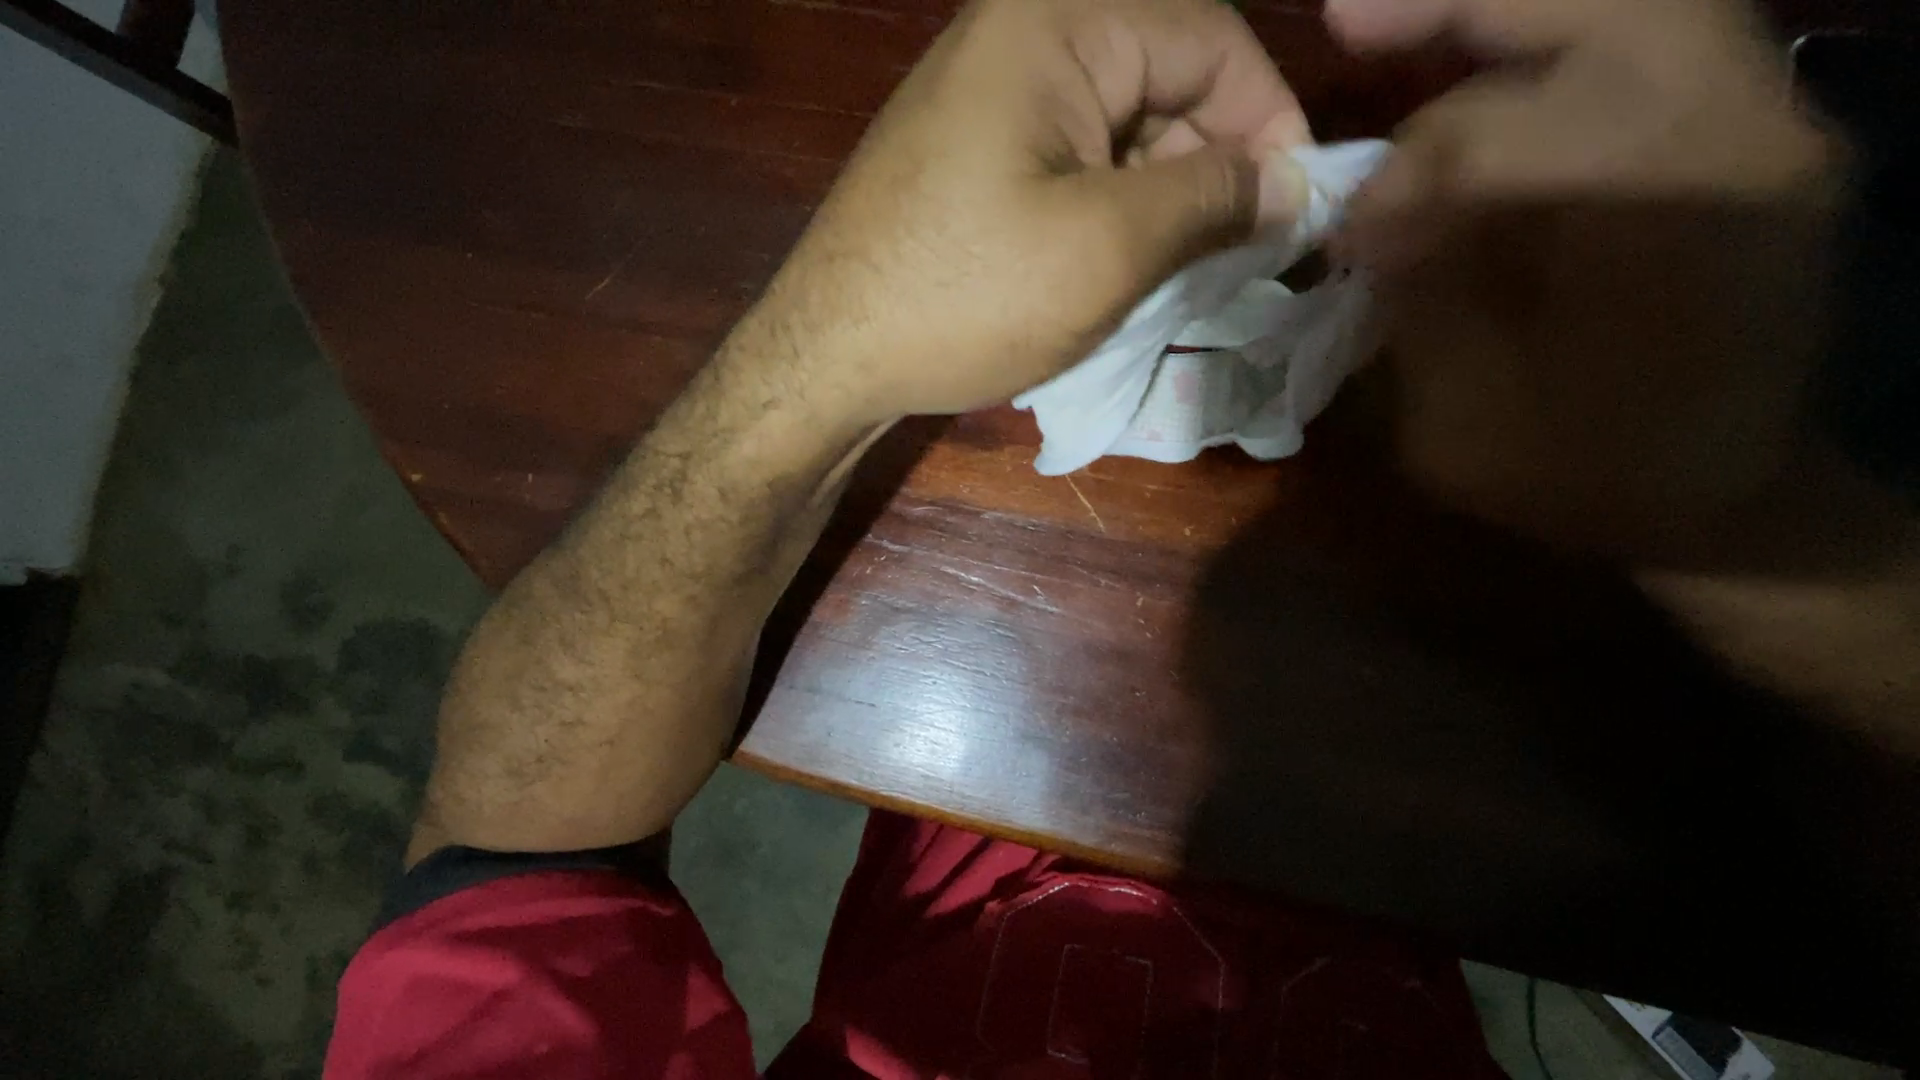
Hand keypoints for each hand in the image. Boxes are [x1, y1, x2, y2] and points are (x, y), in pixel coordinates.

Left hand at [729, 0, 1311, 423]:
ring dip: (1160, 194)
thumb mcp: (1107, 248)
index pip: (1210, 36)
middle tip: (1235, 253)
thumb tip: (1290, 182)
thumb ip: (1212, 198)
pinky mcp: (968, 153)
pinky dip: (1108, 207)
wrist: (828, 356)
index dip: (1269, 119)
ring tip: (1176, 272)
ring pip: (1117, 126)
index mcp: (1056, 22)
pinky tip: (1115, 265)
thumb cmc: (965, 297)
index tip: (1294, 208)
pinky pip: (1067, 160)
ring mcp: (985, 95)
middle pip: (1162, 76)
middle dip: (1212, 162)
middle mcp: (1017, 35)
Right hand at [1328, 0, 1848, 561]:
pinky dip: (1540, 45)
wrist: (1721, 493)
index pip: (1524, 141)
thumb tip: (1370, 217)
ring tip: (1386, 29)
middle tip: (1346, 18)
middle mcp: (1746, 142)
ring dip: (1496, 20)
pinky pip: (1637, 45)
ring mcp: (1761, 119)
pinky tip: (1465, 68)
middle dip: (1458, 7)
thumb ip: (1422, 304)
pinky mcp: (1738, 125)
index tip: (1343, 240)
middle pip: (1607, 10)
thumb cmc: (1588, 476)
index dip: (1410, 179)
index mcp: (1677, 231)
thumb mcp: (1471, 421)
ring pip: (1625, 10)